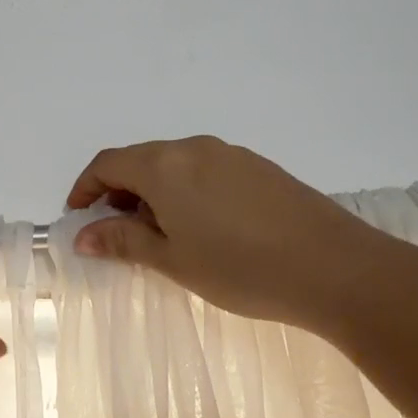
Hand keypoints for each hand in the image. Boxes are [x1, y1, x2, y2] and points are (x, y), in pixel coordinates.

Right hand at [66, 136, 398, 327]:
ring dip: (154, 192)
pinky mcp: (261, 168)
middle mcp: (194, 148)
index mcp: (165, 166)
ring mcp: (232, 155)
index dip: (85, 188)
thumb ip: (124, 241)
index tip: (79, 218)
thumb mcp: (172, 260)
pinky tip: (203, 228)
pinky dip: (186, 192)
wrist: (338, 269)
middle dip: (119, 191)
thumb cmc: (241, 267)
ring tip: (160, 234)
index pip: (108, 163)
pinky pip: (206, 171)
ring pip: (175, 165)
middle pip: (141, 160)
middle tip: (116, 232)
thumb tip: (84, 235)